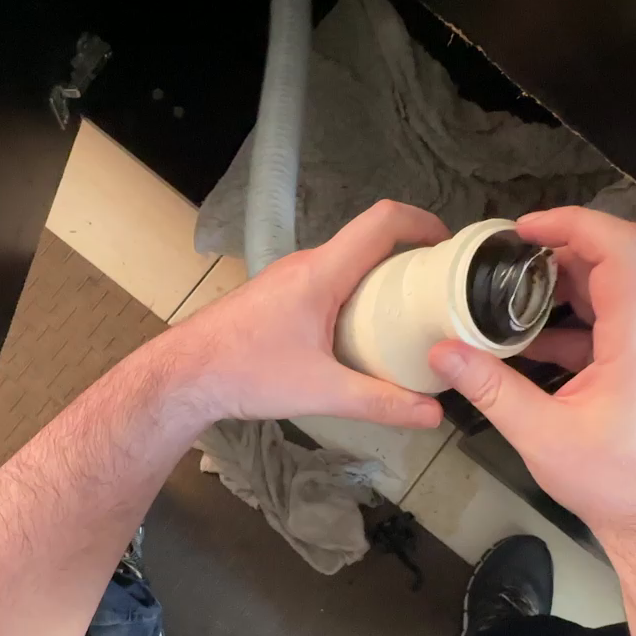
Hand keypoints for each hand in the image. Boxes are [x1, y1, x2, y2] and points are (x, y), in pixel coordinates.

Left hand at [158, 200, 448, 428]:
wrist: (185, 376)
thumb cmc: (249, 374)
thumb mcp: (322, 392)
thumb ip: (381, 403)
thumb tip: (433, 413)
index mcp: (322, 272)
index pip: (382, 221)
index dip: (423, 223)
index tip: (450, 248)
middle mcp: (306, 264)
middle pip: (368, 241)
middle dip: (409, 259)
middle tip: (437, 292)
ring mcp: (287, 279)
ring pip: (346, 264)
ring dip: (380, 279)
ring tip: (407, 314)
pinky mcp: (276, 297)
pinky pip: (327, 282)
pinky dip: (355, 295)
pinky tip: (361, 333)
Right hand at [426, 207, 635, 533]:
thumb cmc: (608, 480)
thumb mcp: (540, 434)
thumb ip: (490, 388)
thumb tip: (441, 352)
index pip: (621, 251)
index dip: (574, 224)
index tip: (523, 229)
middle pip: (611, 262)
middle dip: (555, 251)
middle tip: (502, 260)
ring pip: (606, 291)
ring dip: (557, 287)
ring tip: (506, 296)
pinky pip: (603, 324)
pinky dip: (564, 322)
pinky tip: (524, 342)